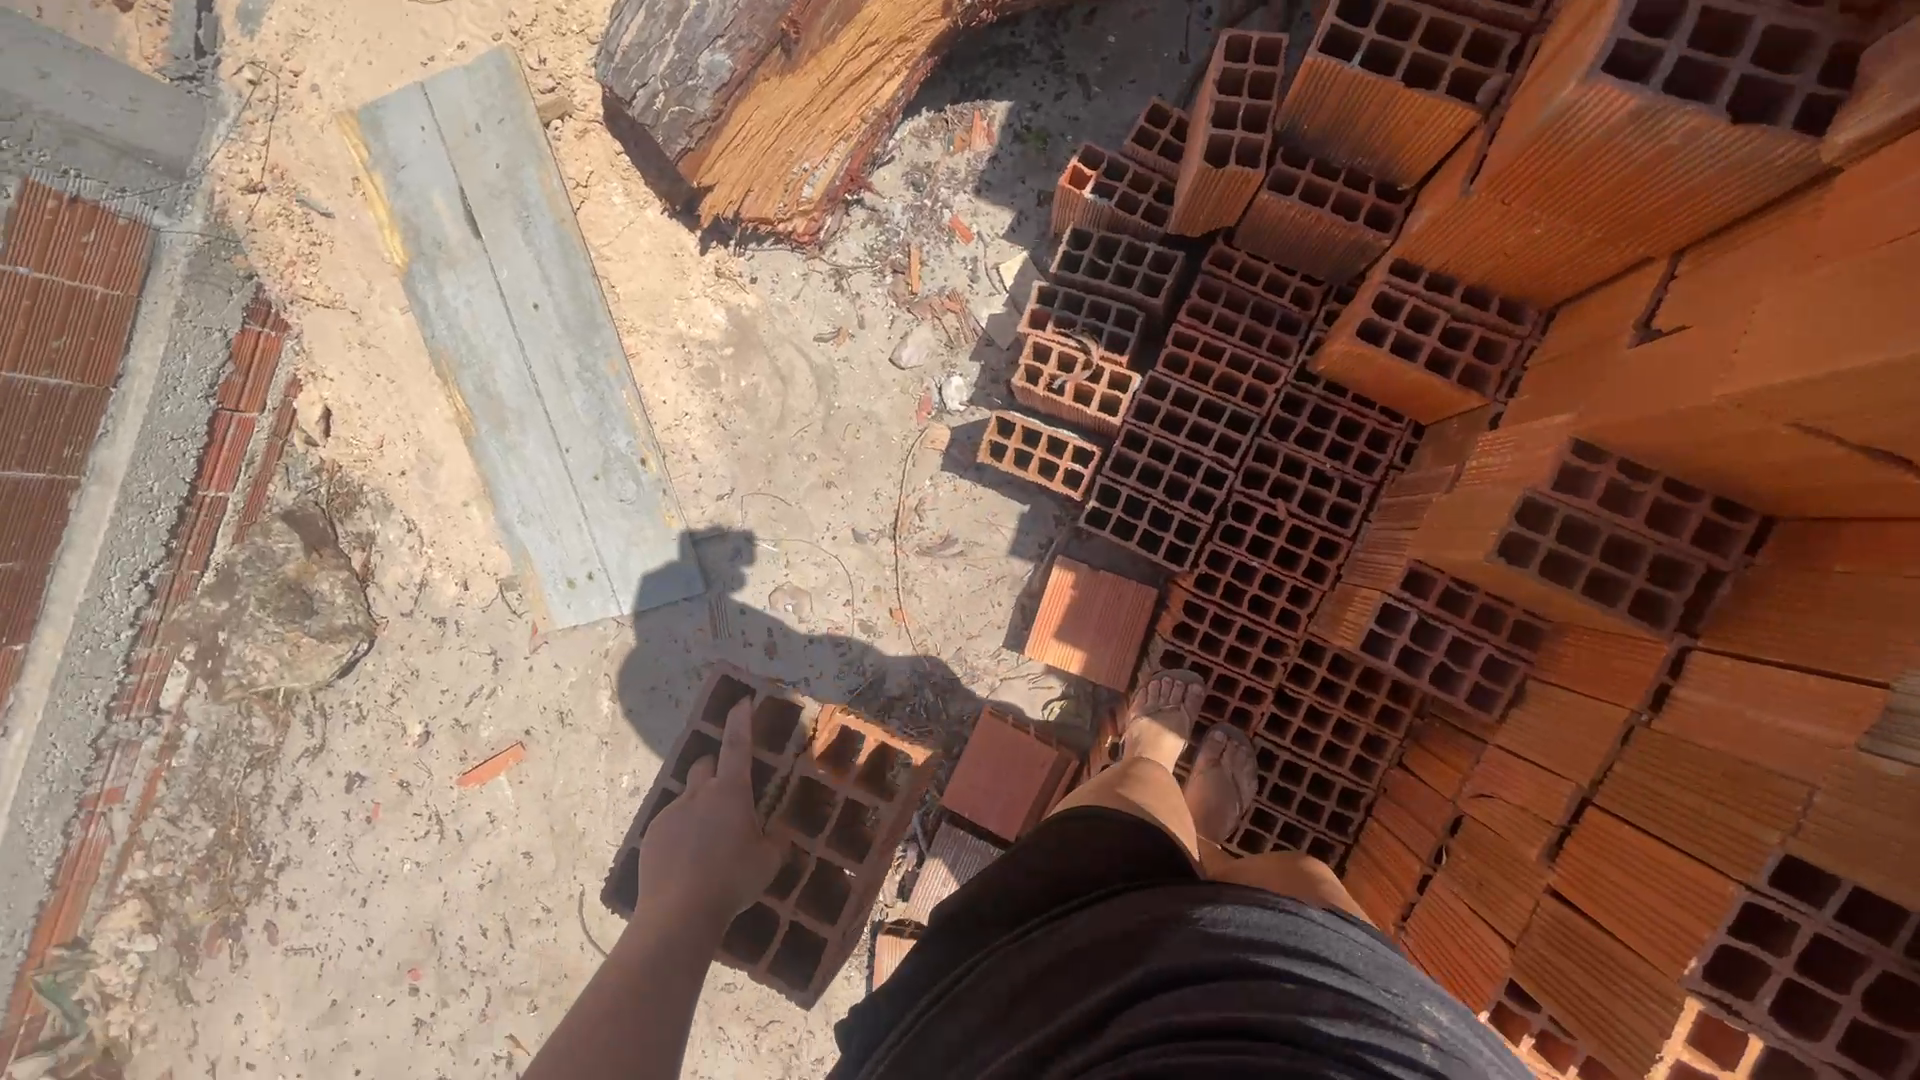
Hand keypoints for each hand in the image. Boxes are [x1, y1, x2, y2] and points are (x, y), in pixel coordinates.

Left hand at [635, 698, 785, 931]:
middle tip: (727, 796)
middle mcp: (699, 794)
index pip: (737, 745)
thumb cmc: (732, 881)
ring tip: (708, 843)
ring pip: (688, 798)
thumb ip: (774, 843)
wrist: (679, 912)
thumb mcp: (768, 863)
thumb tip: (778, 836)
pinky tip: (687, 862)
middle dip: (716, 771)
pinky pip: (671, 823)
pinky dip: (681, 833)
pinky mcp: (651, 835)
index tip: (742, 702)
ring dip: (699, 808)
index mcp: (731, 792)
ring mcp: (671, 813)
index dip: (741, 721)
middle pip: (705, 766)